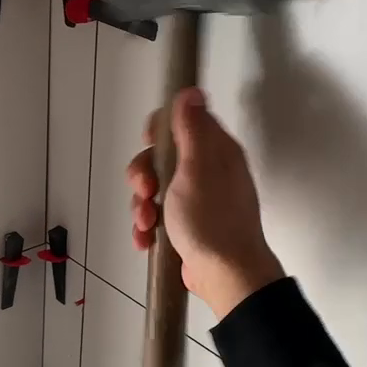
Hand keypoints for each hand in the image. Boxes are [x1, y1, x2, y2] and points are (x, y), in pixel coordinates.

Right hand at [128, 87, 284, 318]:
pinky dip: (147, 226)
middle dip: (144, 175)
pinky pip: (158, 215)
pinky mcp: (187, 225)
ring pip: (155, 188)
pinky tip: (146, 240)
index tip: (148, 144)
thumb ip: (191, 129)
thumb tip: (191, 91)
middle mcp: (207, 171)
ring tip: (146, 224)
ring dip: (142, 205)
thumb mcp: (196, 169)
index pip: (182, 121)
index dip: (159, 130)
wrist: (225, 276)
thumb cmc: (211, 221)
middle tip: (145, 191)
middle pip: (161, 156)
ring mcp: (197, 199)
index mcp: (215, 151)